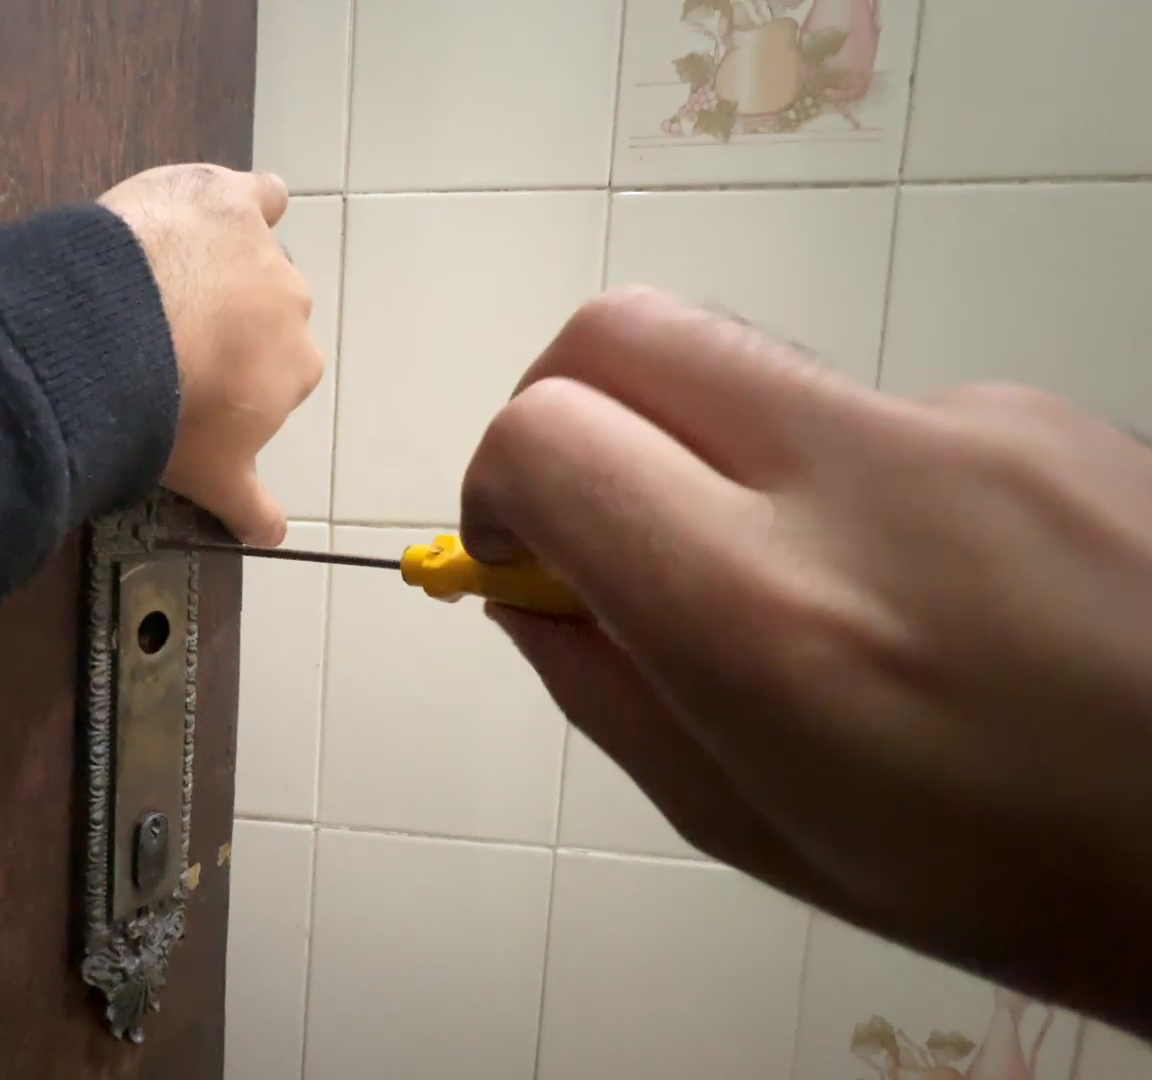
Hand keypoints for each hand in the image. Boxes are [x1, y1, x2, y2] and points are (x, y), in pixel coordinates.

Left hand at [100, 164, 323, 545]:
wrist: (123, 342)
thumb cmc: (174, 419)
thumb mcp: (214, 479)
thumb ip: (251, 510)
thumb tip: (276, 541)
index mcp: (296, 368)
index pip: (274, 374)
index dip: (234, 382)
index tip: (197, 390)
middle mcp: (293, 307)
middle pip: (264, 317)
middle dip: (228, 330)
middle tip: (173, 344)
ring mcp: (261, 249)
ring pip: (258, 259)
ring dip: (225, 274)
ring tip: (173, 288)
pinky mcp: (225, 199)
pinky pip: (256, 194)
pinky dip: (247, 201)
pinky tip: (225, 208)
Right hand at [460, 287, 1151, 1033]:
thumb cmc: (992, 877)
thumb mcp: (735, 816)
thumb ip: (596, 687)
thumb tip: (522, 591)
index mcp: (761, 617)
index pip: (546, 439)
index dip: (491, 482)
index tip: (509, 550)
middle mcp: (858, 481)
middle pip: (617, 331)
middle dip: (550, 404)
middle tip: (571, 502)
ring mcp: (963, 421)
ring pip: (721, 366)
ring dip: (672, 445)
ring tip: (747, 562)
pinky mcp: (1033, 402)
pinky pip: (829, 405)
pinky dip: (784, 466)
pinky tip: (873, 564)